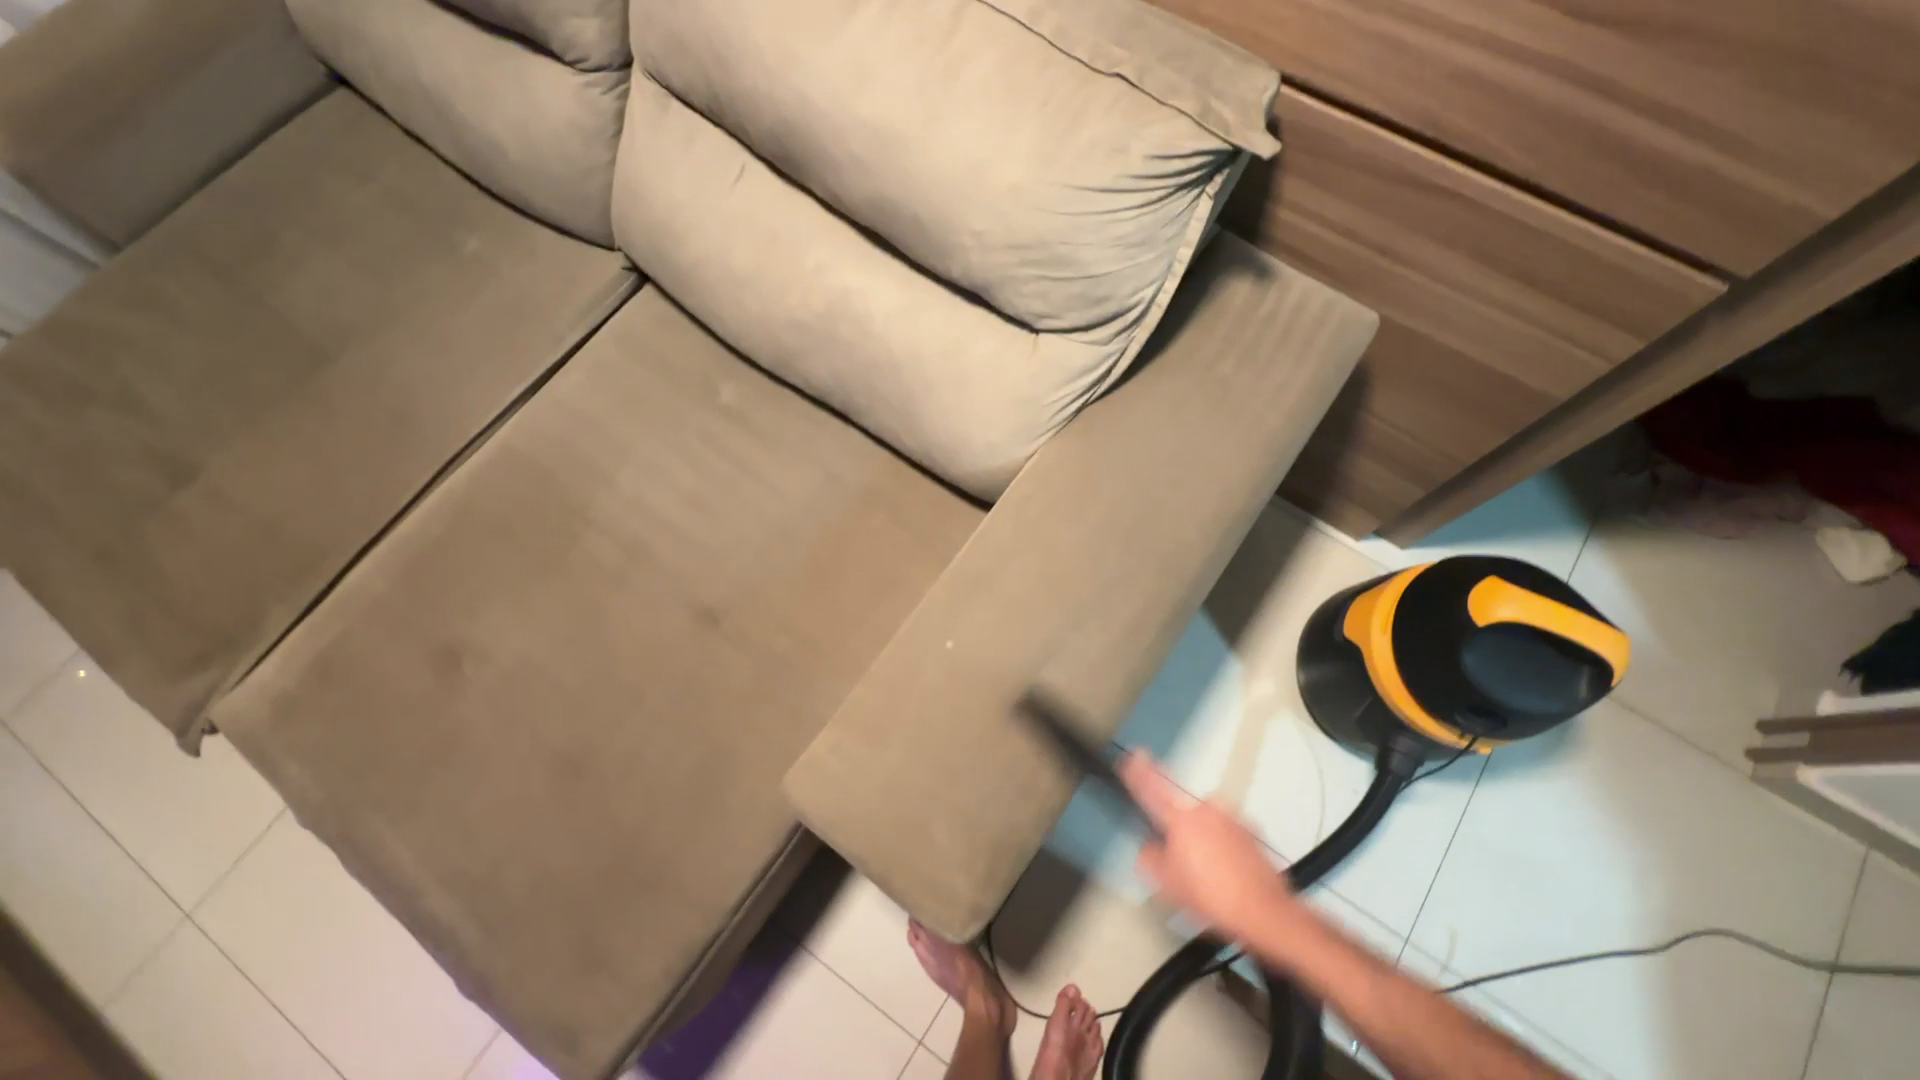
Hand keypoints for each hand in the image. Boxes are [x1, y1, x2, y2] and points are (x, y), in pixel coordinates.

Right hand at [1119, 751, 1302, 942]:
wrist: (1264, 912)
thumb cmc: (1212, 896)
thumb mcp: (1167, 883)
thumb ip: (1149, 856)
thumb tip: (1149, 847)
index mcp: (1182, 819)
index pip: (1153, 788)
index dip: (1139, 771)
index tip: (1133, 756)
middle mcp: (1208, 810)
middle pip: (1183, 815)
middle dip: (1180, 833)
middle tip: (1183, 863)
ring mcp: (1233, 818)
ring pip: (1207, 825)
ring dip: (1204, 842)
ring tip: (1210, 876)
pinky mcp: (1253, 831)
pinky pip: (1228, 834)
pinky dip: (1224, 848)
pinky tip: (1228, 874)